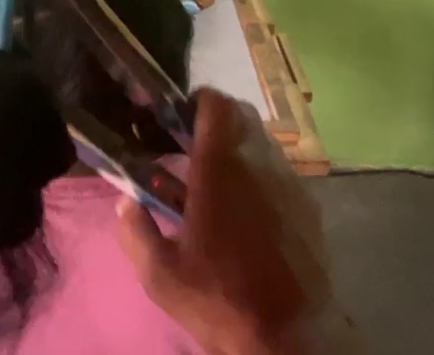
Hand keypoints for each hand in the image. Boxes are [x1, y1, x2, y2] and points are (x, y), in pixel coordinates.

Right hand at [115, 89, 348, 354]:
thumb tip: (125, 203)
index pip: (216, 103)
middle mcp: (258, 161)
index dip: (198, 100)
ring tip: (218, 181)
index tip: (180, 117)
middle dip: (217, 122)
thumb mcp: (161, 275)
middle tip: (193, 148)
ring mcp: (288, 179)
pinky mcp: (308, 202)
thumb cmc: (219, 298)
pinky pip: (280, 171)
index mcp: (220, 166)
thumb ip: (136, 232)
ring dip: (240, 147)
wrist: (288, 332)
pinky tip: (249, 211)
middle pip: (241, 115)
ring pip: (263, 141)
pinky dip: (262, 176)